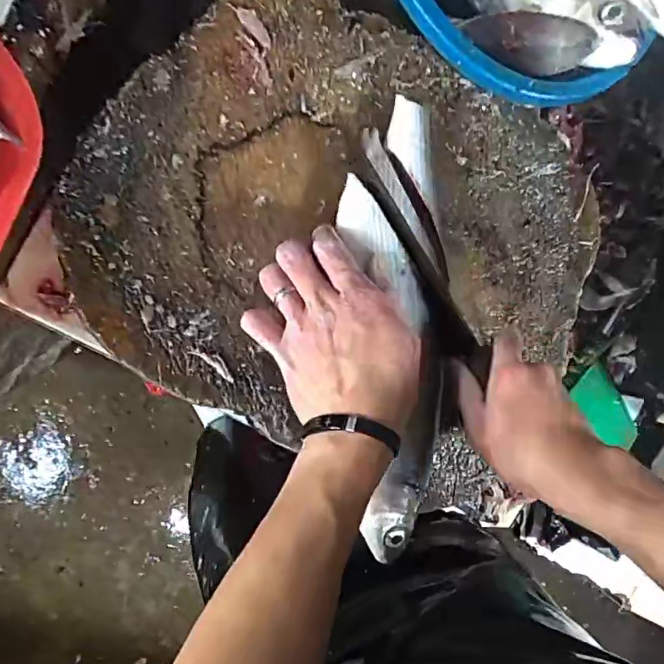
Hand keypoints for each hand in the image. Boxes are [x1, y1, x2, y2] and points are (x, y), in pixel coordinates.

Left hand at [241, 227, 420, 429]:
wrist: (358, 425)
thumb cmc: (391, 387)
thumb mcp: (409, 341)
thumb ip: (390, 307)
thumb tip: (379, 284)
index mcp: (359, 298)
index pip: (332, 249)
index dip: (326, 239)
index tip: (327, 242)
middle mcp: (324, 305)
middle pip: (292, 254)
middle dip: (296, 252)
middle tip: (304, 262)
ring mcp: (298, 326)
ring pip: (271, 279)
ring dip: (277, 278)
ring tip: (287, 288)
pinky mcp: (282, 351)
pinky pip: (255, 322)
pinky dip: (258, 319)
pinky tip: (269, 323)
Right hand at [452, 332, 627, 510]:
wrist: (569, 469)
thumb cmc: (520, 452)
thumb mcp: (479, 428)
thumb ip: (466, 392)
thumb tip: (456, 369)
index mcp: (509, 372)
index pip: (504, 339)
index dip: (495, 349)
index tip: (488, 364)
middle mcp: (537, 371)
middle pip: (520, 367)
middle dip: (511, 384)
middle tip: (501, 411)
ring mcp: (558, 385)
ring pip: (537, 385)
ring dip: (530, 399)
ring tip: (521, 429)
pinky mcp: (573, 402)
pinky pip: (552, 400)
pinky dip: (545, 412)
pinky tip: (538, 436)